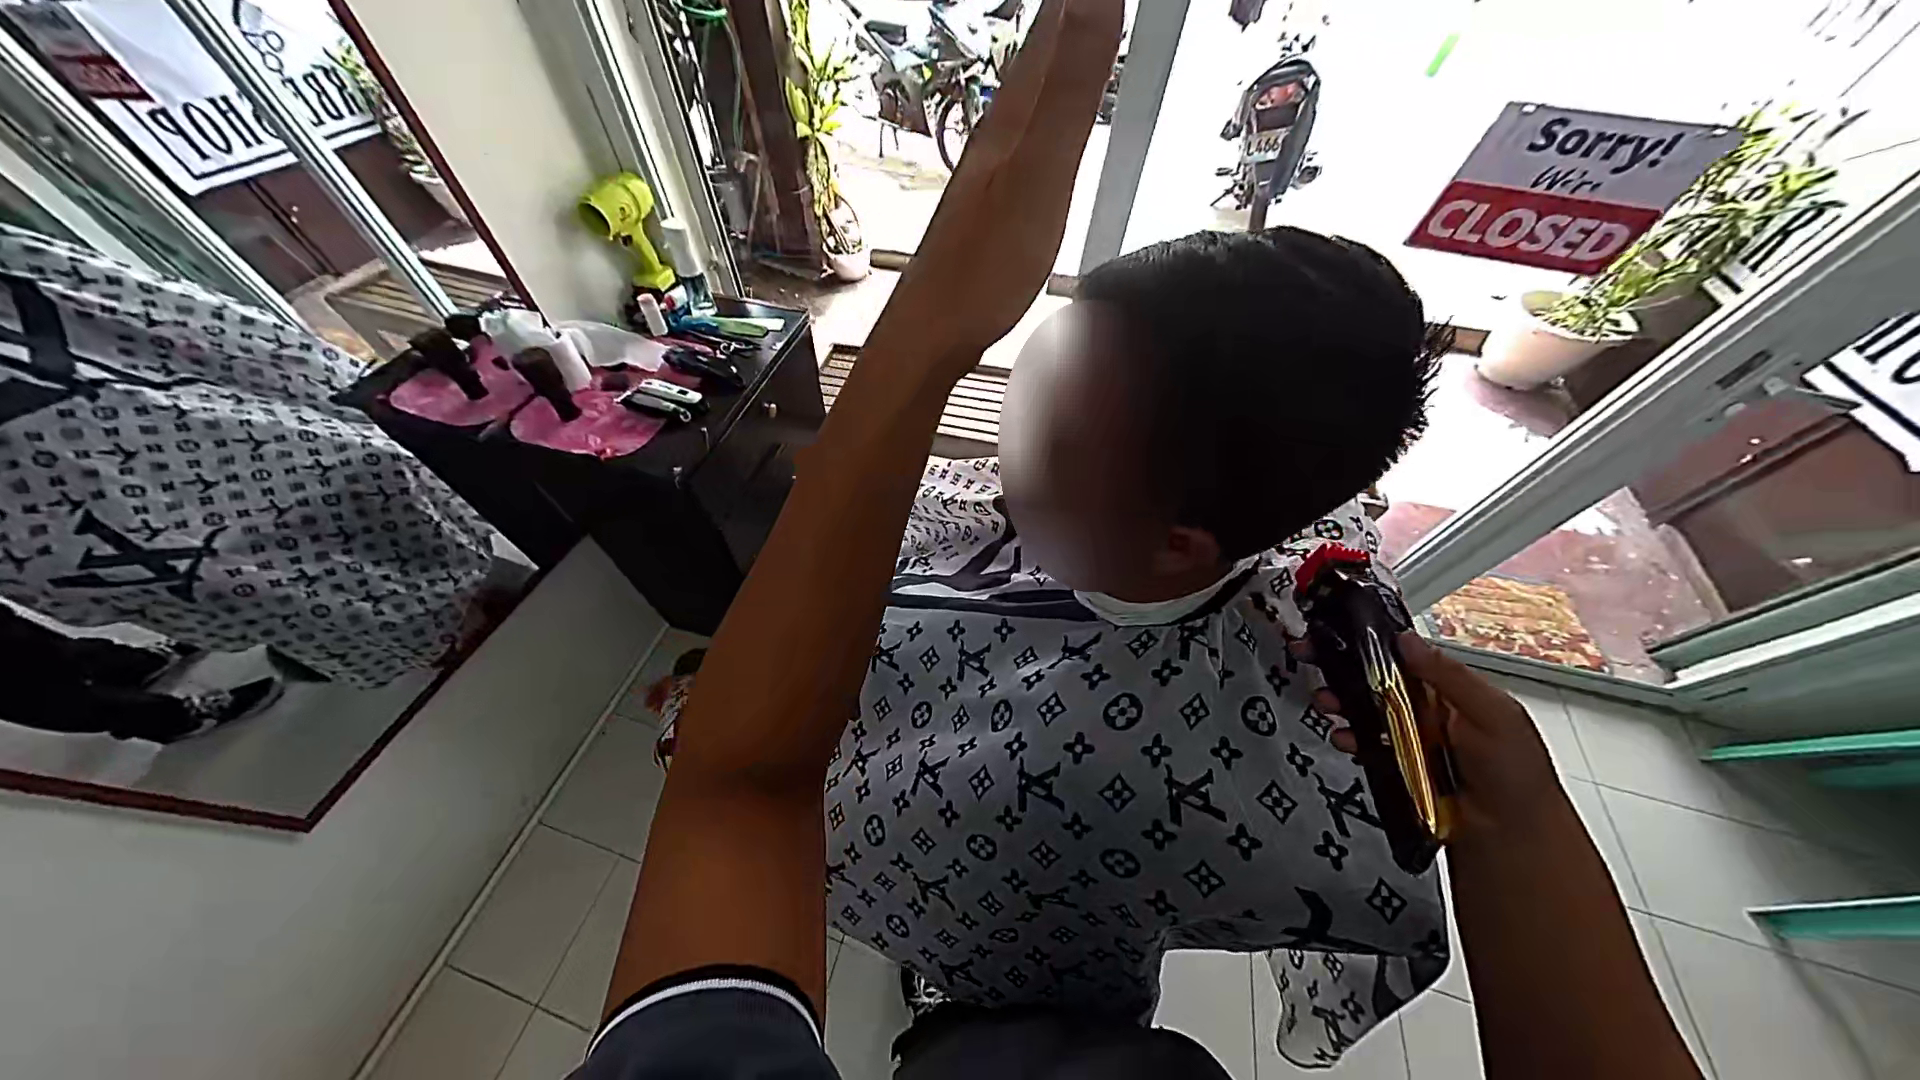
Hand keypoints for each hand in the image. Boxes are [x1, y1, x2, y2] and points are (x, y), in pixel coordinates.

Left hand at [867, 0, 1124, 378]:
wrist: (931, 332)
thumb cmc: (982, 268)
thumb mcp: (1038, 175)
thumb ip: (1067, 90)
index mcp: (1011, 121)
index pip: (1052, 31)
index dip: (1082, 3)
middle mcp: (995, 138)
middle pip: (1036, 57)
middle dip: (1069, 17)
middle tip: (1092, 4)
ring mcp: (989, 173)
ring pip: (1027, 97)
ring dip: (1052, 59)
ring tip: (1075, 31)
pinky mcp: (989, 207)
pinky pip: (1022, 142)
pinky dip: (1039, 115)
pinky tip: (1038, 127)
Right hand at [1313, 633, 1565, 838]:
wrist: (1510, 835)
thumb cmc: (1517, 773)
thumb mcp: (1492, 713)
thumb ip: (1449, 676)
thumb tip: (1406, 639)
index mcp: (1446, 689)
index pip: (1400, 656)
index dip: (1368, 643)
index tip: (1337, 633)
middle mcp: (1422, 708)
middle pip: (1371, 679)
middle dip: (1339, 667)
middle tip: (1311, 656)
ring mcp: (1405, 735)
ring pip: (1360, 708)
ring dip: (1337, 700)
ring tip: (1326, 702)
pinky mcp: (1392, 761)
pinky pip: (1361, 742)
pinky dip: (1347, 737)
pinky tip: (1345, 738)